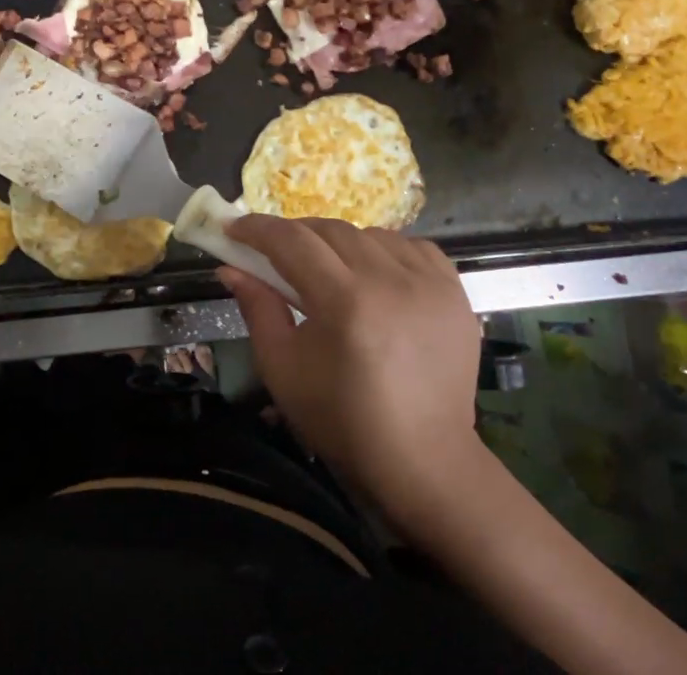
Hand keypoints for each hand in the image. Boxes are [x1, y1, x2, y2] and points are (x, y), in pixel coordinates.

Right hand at [219, 216, 484, 518]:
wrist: (422, 458)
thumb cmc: (340, 418)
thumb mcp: (281, 366)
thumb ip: (257, 308)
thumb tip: (230, 268)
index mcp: (345, 302)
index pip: (292, 241)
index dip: (257, 229)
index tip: (232, 228)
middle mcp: (391, 282)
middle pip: (331, 230)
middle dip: (293, 233)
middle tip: (271, 252)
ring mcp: (431, 285)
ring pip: (371, 235)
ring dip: (338, 242)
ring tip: (323, 266)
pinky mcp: (456, 294)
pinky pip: (413, 248)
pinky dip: (384, 250)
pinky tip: (371, 274)